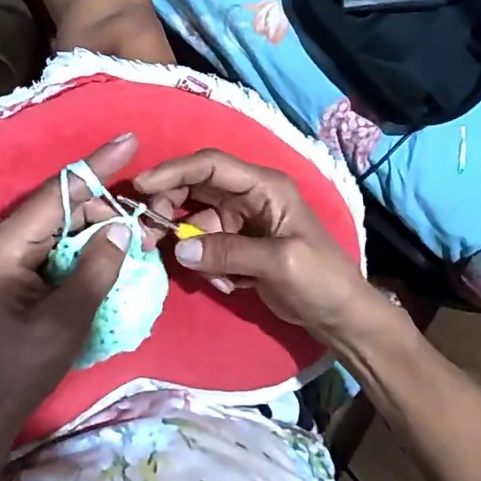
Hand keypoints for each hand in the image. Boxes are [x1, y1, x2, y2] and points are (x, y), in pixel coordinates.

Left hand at [0, 133, 140, 437]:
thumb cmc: (23, 367)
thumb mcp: (66, 320)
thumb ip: (97, 270)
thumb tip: (123, 228)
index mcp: (4, 248)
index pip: (56, 194)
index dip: (96, 166)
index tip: (129, 141)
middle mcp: (3, 241)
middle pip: (62, 205)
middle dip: (106, 203)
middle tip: (148, 215)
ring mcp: (11, 253)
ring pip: (65, 222)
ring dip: (102, 223)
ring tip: (140, 232)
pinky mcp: (22, 267)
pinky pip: (62, 242)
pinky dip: (91, 242)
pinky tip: (118, 246)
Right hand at [133, 148, 382, 346]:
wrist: (338, 315)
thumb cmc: (321, 279)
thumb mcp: (279, 263)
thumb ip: (229, 252)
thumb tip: (180, 248)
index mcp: (265, 187)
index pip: (211, 165)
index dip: (174, 171)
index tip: (142, 188)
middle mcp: (249, 197)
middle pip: (195, 189)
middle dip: (170, 209)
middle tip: (149, 236)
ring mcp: (241, 223)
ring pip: (195, 223)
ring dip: (193, 249)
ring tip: (216, 280)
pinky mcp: (236, 247)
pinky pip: (204, 248)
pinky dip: (208, 266)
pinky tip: (231, 286)